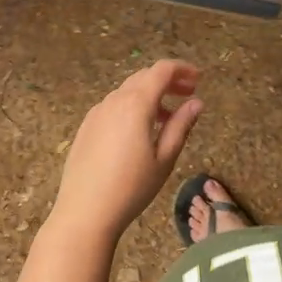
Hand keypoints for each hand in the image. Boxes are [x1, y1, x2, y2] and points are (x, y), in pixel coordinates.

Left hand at [49, 59, 203, 239]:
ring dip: (150, 95)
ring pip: (127, 91)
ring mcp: (96, 113)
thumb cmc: (131, 187)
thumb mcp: (164, 158)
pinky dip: (132, 107)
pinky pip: (113, 106)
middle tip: (188, 95)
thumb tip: (196, 102)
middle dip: (168, 81)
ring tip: (166, 117)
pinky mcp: (86, 127)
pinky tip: (138, 131)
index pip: (161, 70)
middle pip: (144, 77)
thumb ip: (181, 125)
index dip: (182, 69)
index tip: (198, 79)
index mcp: (136, 104)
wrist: (84, 213)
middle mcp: (114, 100)